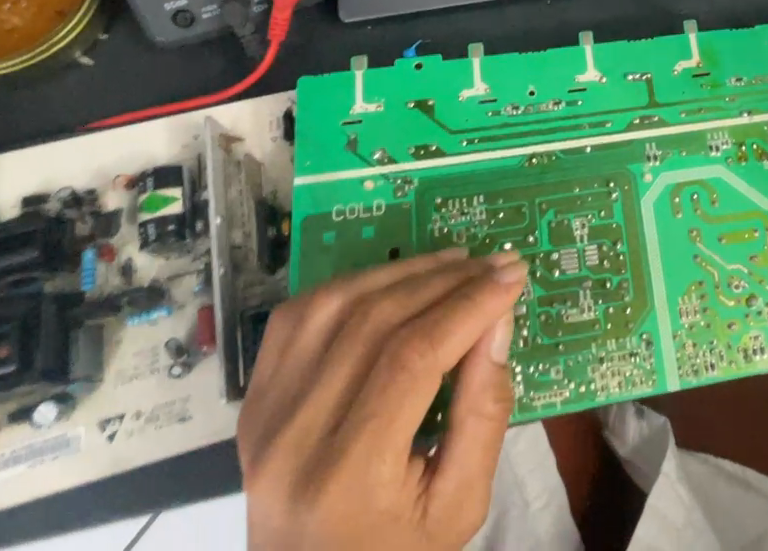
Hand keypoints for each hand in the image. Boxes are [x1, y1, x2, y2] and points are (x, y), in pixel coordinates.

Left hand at [238, 247, 527, 550]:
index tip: (513, 276)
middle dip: (446, 281)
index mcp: (348, 476)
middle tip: (496, 263)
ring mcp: (262, 414)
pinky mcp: (253, 400)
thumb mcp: (461, 504)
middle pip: (374, 323)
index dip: (468, 306)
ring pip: (335, 306)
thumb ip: (483, 413)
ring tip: (457, 262)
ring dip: (404, 272)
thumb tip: (497, 321)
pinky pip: (299, 316)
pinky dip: (355, 284)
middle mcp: (291, 438)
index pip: (412, 358)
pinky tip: (398, 279)